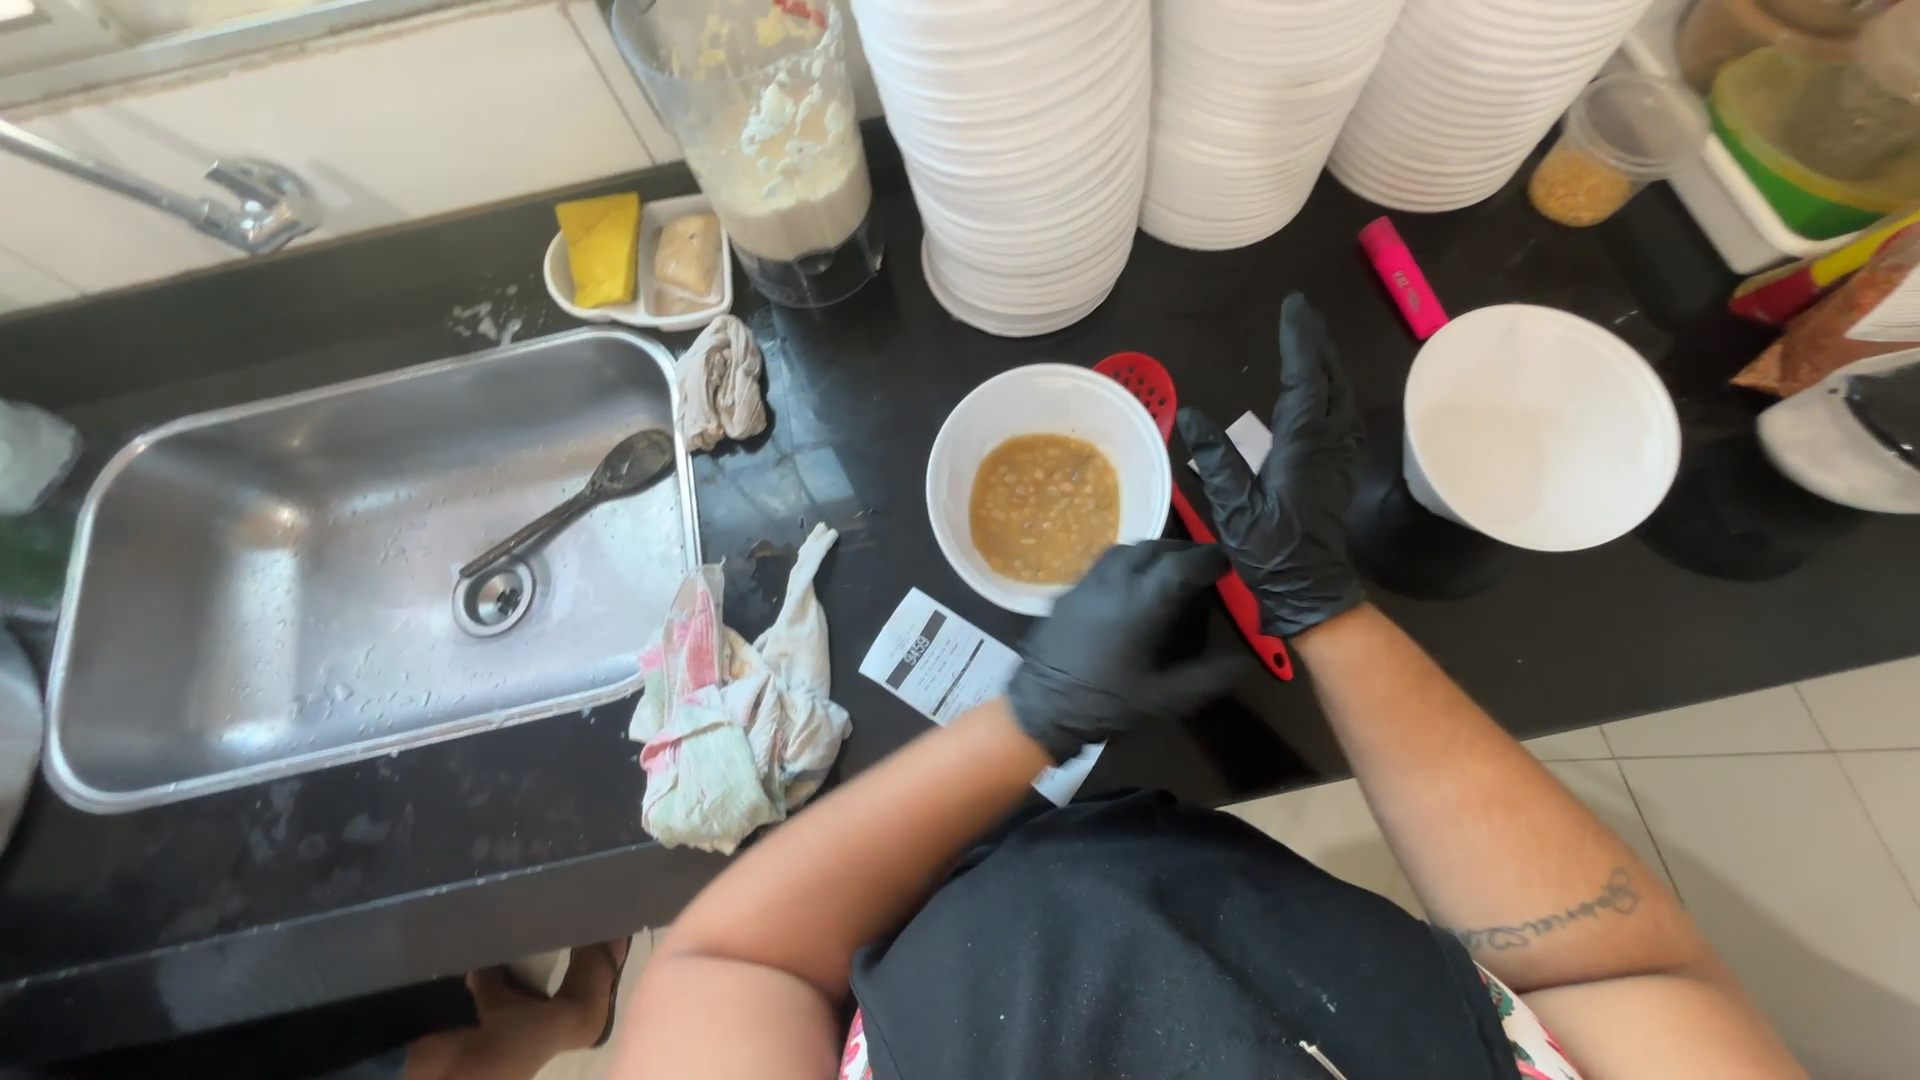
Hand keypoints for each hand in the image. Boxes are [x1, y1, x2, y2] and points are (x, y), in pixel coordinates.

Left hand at [1006, 540, 1247, 762]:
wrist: (1040, 708)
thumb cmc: (1105, 705)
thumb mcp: (1166, 700)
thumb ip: (1209, 678)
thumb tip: (1243, 663)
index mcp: (1141, 603)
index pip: (1182, 565)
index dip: (1208, 559)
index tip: (1225, 564)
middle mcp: (1113, 583)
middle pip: (1152, 548)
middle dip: (1181, 551)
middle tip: (1200, 564)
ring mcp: (1085, 585)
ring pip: (1124, 550)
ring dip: (1150, 552)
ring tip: (1166, 569)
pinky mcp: (1066, 593)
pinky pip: (1101, 564)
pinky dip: (1124, 563)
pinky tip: (1128, 585)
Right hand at [1175, 292, 1364, 638]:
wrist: (1310, 589)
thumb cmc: (1270, 552)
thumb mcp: (1233, 508)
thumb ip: (1215, 459)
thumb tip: (1191, 415)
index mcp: (1304, 447)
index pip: (1305, 380)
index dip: (1300, 341)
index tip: (1292, 308)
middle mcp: (1329, 443)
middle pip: (1332, 379)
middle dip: (1318, 344)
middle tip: (1301, 315)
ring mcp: (1340, 456)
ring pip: (1342, 396)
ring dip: (1328, 364)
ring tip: (1310, 343)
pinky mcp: (1339, 468)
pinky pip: (1342, 415)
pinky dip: (1333, 390)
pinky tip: (1322, 391)